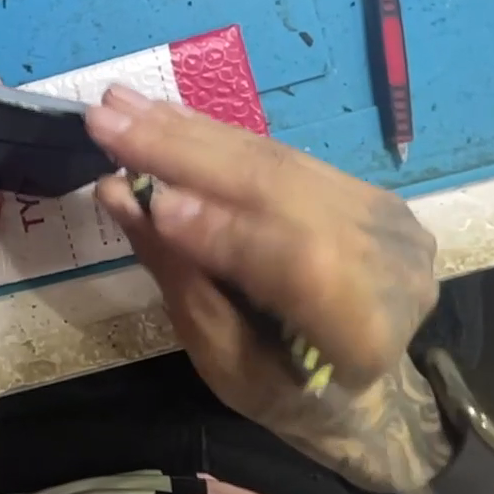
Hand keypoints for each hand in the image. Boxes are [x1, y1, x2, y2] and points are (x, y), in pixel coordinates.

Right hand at [86, 85, 448, 493]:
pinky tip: (159, 111)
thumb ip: (178, 273)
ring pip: (270, 159)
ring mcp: (376, 213)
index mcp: (364, 331)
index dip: (223, 230)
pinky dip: (207, 131)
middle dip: (181, 153)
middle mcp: (387, 258)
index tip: (152, 203)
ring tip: (118, 105)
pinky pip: (272, 151)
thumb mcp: (220, 355)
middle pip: (279, 191)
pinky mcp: (352, 185)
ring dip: (184, 129)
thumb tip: (119, 194)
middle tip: (105, 121)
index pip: (297, 267)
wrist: (355, 383)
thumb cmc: (277, 387)